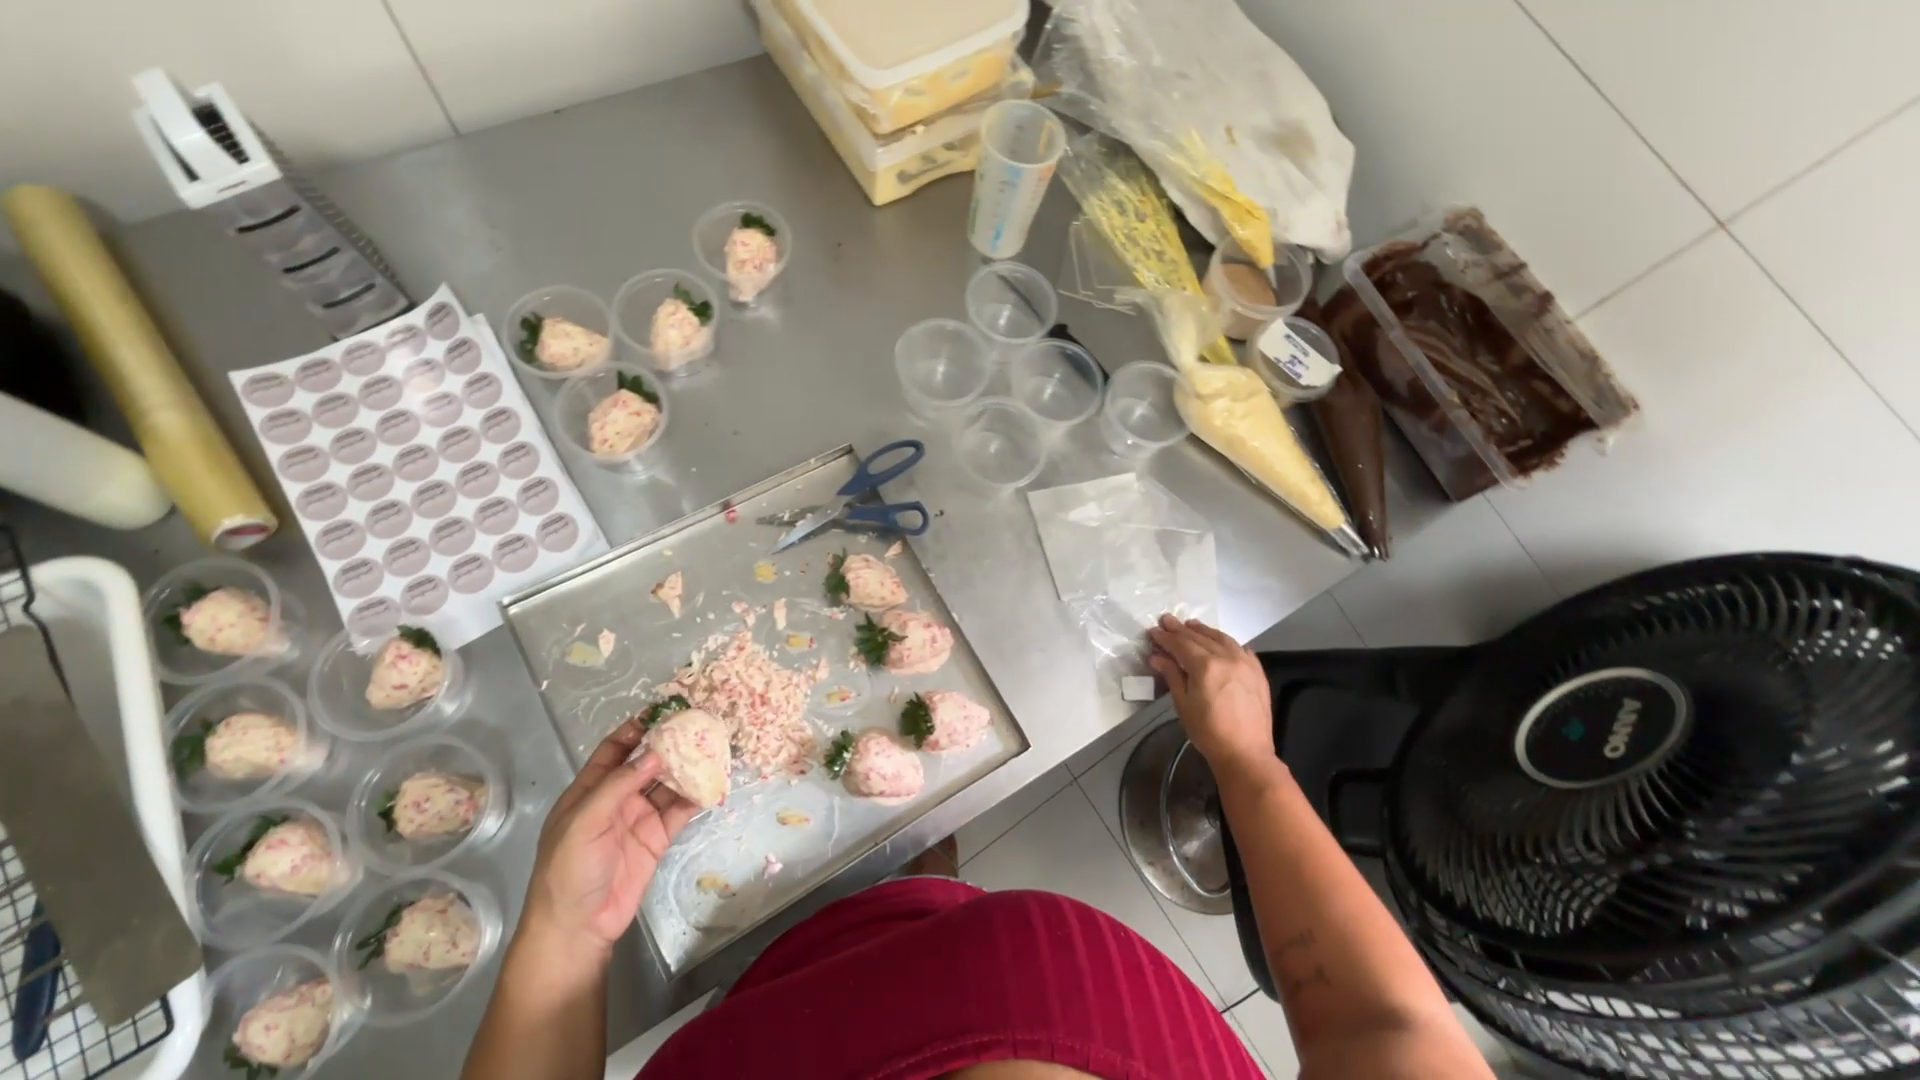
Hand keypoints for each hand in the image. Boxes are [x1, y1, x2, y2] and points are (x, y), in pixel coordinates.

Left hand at [519, 719, 698, 971]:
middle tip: (696, 725)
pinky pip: (679, 811)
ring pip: (666, 785)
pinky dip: (695, 797)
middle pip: (645, 763)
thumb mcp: (584, 822)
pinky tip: (711, 784)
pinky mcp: (657, 839)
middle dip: (668, 745)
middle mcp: (615, 800)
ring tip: (711, 749)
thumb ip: (618, 785)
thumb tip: (655, 753)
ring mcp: (638, 819)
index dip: (635, 730)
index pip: (614, 750)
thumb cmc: (568, 871)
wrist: (577, 928)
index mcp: (589, 791)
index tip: (662, 712)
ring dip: (686, 768)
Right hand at [1147, 614, 1275, 777]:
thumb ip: (1172, 675)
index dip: (1166, 637)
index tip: (1153, 630)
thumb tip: (1157, 657)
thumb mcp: (1183, 704)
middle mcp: (1227, 657)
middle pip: (1200, 638)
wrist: (1245, 752)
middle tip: (1167, 620)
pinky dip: (1227, 642)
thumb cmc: (1208, 732)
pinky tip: (1220, 641)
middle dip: (1181, 629)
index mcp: (1206, 665)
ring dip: (1204, 631)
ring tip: (1191, 625)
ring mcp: (1245, 663)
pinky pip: (1240, 649)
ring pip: (1222, 639)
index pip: (1181, 644)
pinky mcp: (1257, 672)